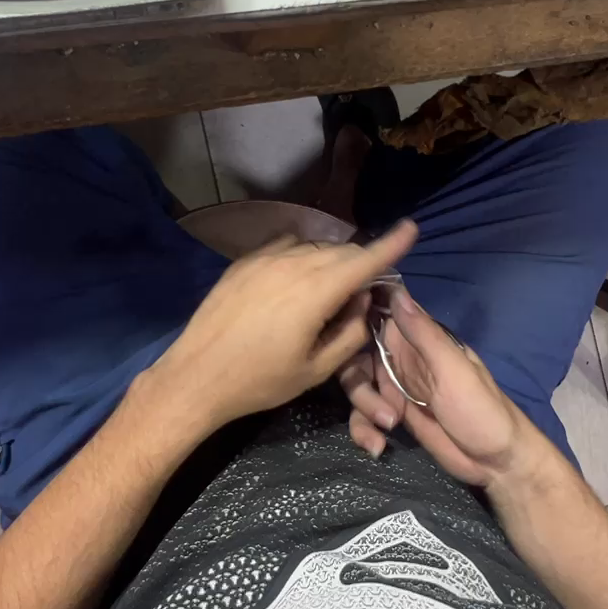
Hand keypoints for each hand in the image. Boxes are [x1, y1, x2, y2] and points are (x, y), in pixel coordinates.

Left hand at [133, 220, 418, 434]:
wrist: (196, 376)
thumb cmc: (260, 380)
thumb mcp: (317, 369)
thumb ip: (350, 332)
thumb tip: (362, 301)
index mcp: (316, 291)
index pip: (364, 260)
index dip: (391, 244)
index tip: (411, 227)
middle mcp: (293, 263)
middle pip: (342, 252)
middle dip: (361, 263)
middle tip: (363, 293)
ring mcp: (265, 258)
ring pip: (314, 248)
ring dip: (331, 262)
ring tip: (327, 293)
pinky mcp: (244, 261)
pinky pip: (286, 247)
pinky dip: (302, 257)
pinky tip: (295, 281)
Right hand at [340, 288, 558, 491]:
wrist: (496, 463)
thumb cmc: (481, 410)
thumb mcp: (453, 371)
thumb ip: (423, 334)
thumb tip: (396, 291)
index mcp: (418, 338)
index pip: (380, 309)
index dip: (354, 310)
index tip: (334, 324)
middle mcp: (402, 357)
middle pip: (355, 352)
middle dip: (355, 378)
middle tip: (373, 401)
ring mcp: (395, 386)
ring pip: (355, 385)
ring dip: (363, 408)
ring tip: (389, 425)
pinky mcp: (391, 413)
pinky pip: (362, 415)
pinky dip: (363, 430)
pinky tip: (378, 446)